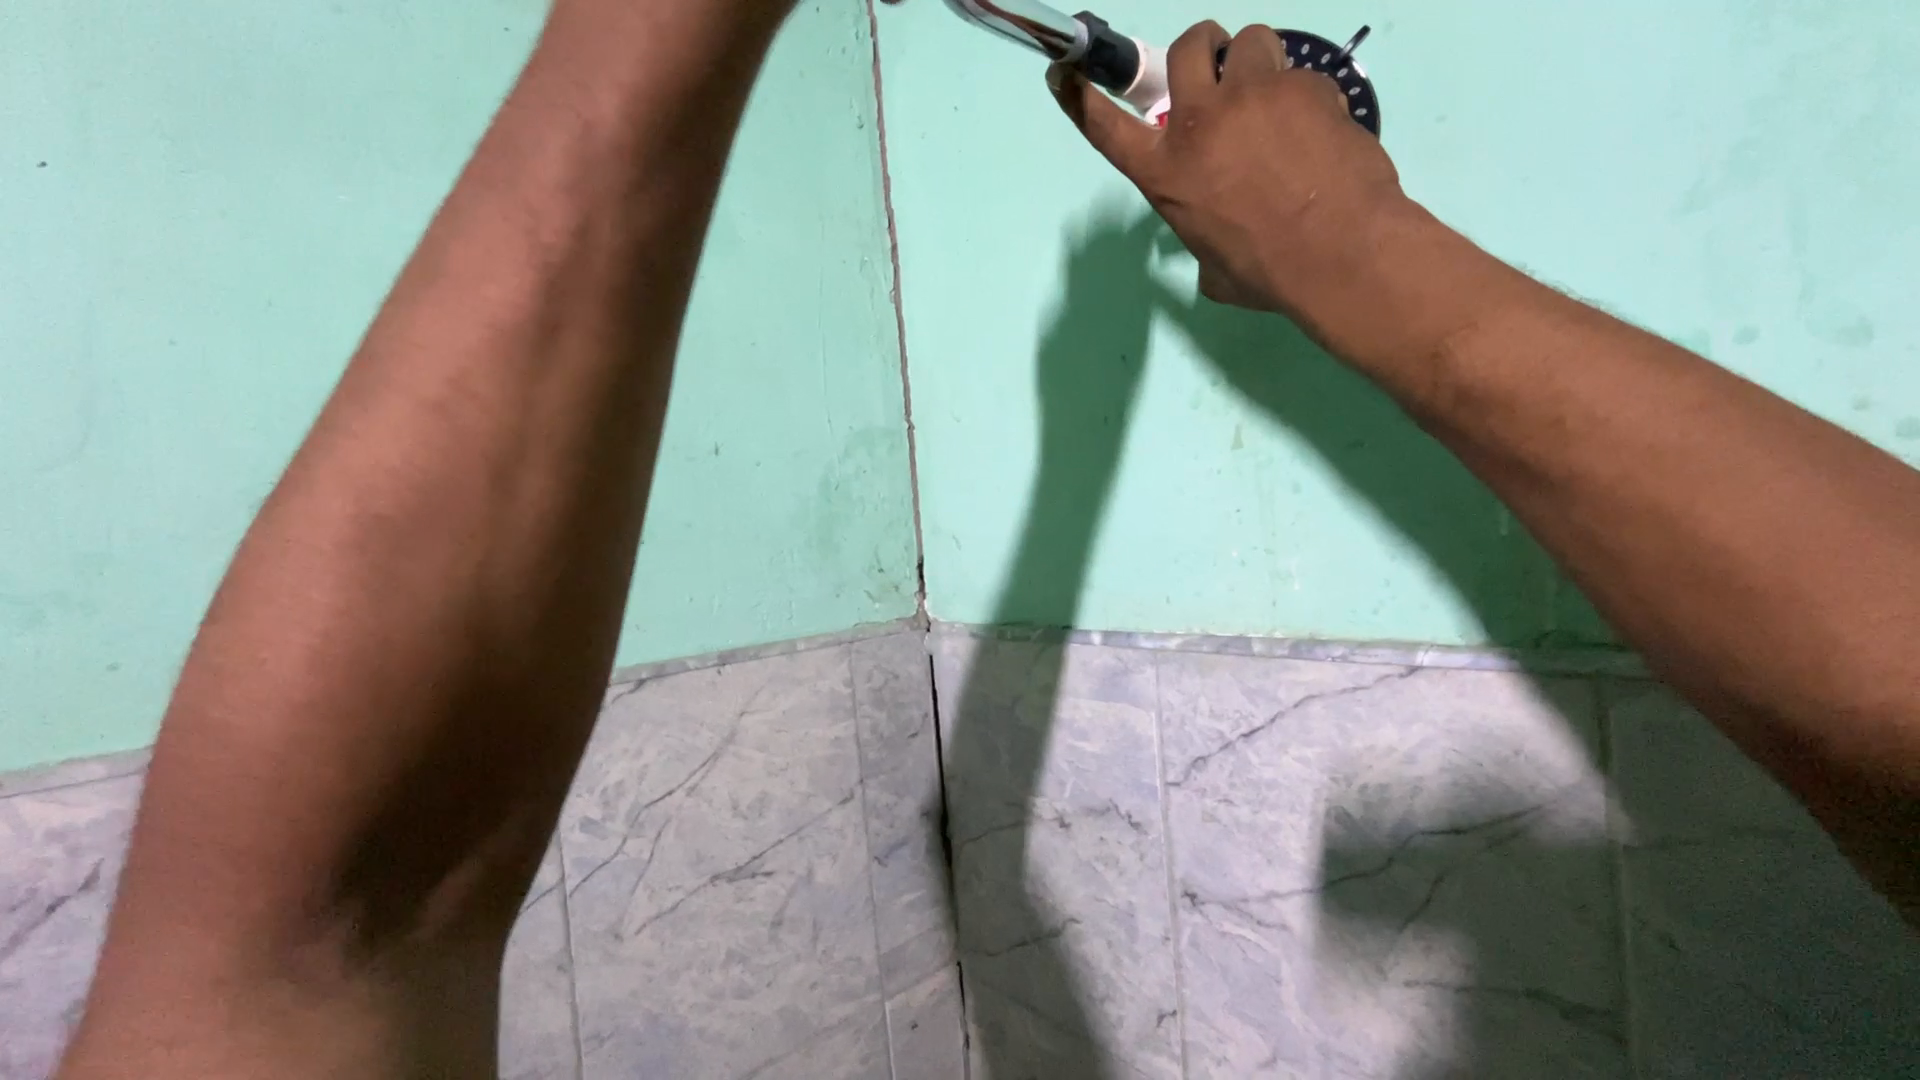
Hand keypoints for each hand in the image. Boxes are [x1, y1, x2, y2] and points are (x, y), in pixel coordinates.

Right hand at [1049, 22, 1406, 317]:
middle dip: (1202, 49)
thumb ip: (1201, 230)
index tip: (1067, 71)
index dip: (1082, 97)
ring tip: (1275, 101)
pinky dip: (1305, 98)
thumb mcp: (1210, 264)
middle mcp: (1199, 123)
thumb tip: (1216, 232)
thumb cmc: (1266, 273)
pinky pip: (1300, 75)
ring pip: (1250, 41)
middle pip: (1187, 47)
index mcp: (1165, 174)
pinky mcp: (1305, 85)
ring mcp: (1253, 96)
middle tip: (1219, 69)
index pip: (1108, 127)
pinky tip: (1320, 133)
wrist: (1338, 252)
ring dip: (1257, 64)